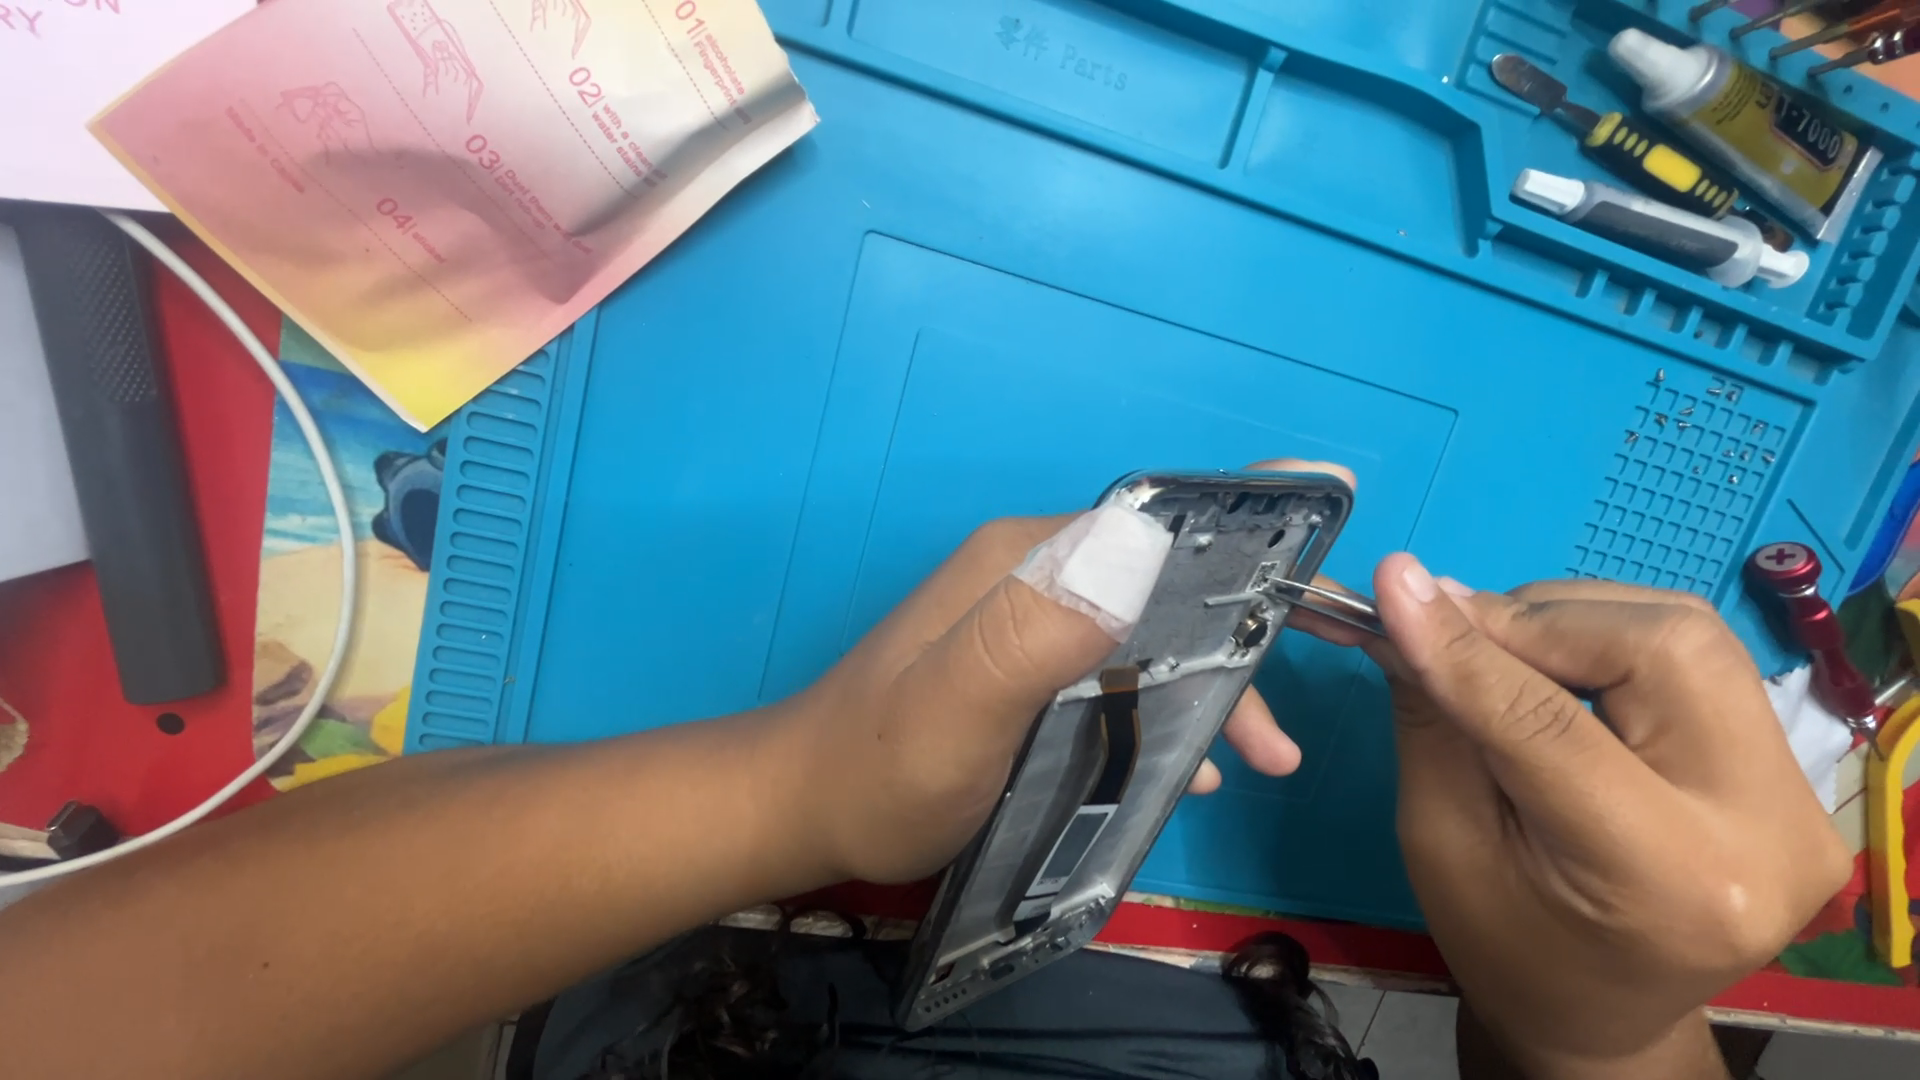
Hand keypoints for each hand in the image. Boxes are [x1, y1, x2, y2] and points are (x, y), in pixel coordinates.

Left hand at [775, 458, 1348, 885]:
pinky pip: (1114, 672)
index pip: (1156, 526)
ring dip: (1208, 687)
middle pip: (1162, 584)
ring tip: (1259, 758)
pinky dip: (1161, 710)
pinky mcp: (1023, 666)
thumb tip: (1142, 538)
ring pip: (1145, 634)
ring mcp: (1025, 621)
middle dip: (1236, 641)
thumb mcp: (959, 704)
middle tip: (1286, 723)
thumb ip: (1034, 625)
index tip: (1323, 594)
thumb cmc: (881, 767)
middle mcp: (1031, 574)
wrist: (808, 810)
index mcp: (1025, 559)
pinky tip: (1187, 769)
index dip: (1243, 551)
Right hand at [1367, 559, 1849, 1077]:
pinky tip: (1543, 665)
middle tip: (1445, 627)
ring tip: (1490, 650)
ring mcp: (1793, 792)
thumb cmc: (1500, 939)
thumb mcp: (1438, 835)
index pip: (1549, 726)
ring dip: (1562, 619)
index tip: (1390, 584)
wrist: (1598, 1007)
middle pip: (1659, 648)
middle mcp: (1763, 825)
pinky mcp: (1782, 765)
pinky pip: (1686, 652)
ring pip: (1679, 631)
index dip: (1460, 647)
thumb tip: (1404, 611)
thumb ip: (1431, 717)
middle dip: (1532, 619)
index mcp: (1664, 875)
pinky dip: (1594, 633)